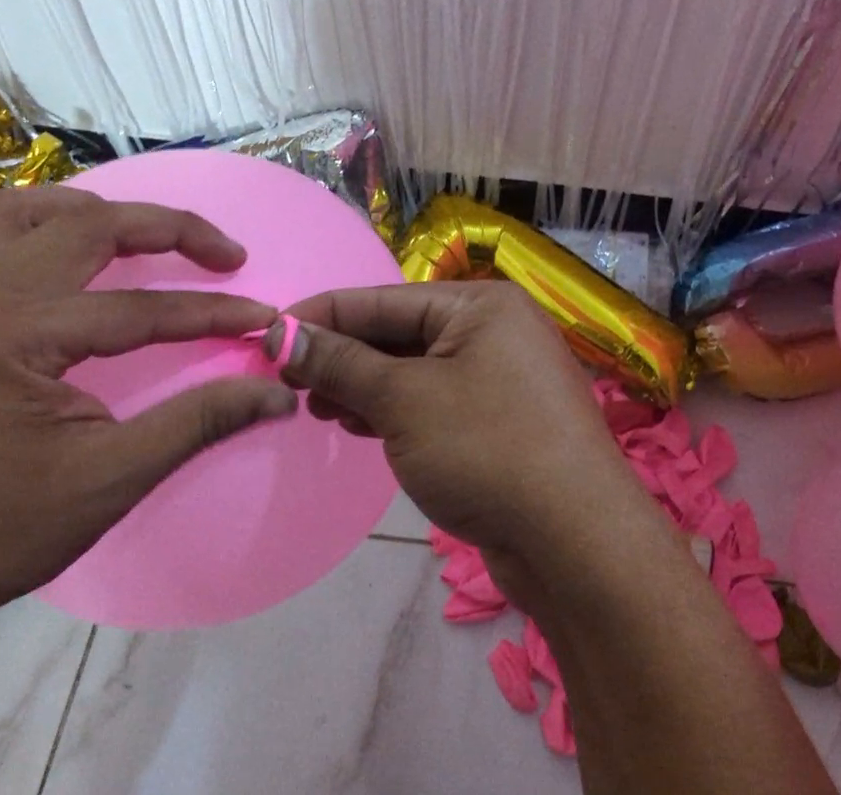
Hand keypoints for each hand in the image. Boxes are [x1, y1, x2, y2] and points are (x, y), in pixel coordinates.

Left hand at [0, 187, 297, 630]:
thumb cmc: (1, 532)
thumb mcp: (114, 477)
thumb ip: (200, 421)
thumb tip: (277, 393)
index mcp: (16, 335)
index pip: (139, 307)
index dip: (213, 312)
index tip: (266, 319)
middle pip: (86, 225)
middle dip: (167, 228)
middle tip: (225, 255)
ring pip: (22, 211)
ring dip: (91, 210)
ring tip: (142, 234)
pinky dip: (32, 228)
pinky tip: (61, 257)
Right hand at [272, 282, 665, 584]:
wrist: (575, 541)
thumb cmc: (487, 450)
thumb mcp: (404, 400)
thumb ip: (342, 363)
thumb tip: (283, 335)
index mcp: (481, 306)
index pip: (383, 299)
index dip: (321, 316)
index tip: (265, 336)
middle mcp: (496, 332)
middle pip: (400, 333)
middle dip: (342, 356)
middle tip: (286, 382)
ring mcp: (502, 380)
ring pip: (415, 372)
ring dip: (363, 387)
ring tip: (316, 407)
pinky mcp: (501, 425)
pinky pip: (435, 404)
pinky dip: (394, 413)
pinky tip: (358, 427)